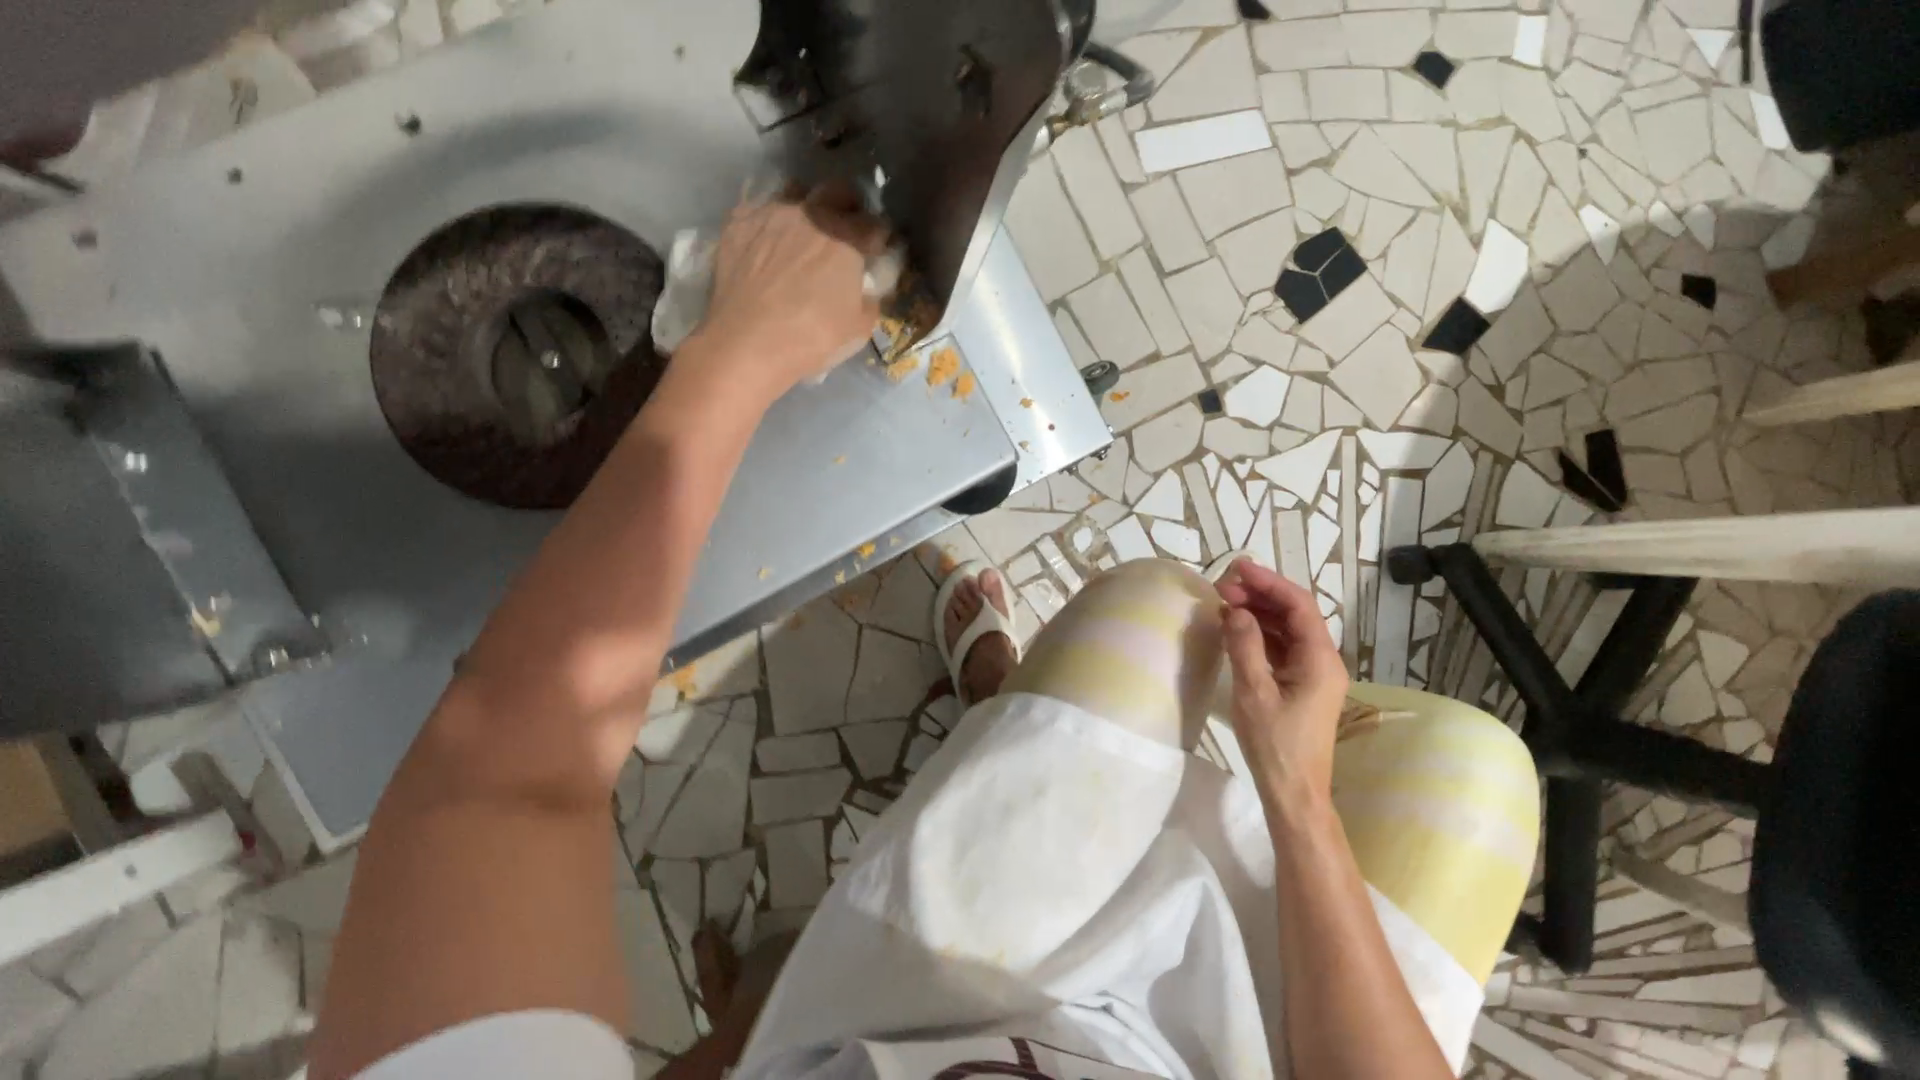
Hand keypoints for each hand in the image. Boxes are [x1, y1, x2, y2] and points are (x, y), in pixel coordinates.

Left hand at [690, 183, 889, 395]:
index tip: (875, 251)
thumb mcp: (859, 328)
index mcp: (848, 238)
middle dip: (847, 205)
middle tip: (844, 229)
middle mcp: (812, 214)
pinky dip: (768, 221)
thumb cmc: (811, 338)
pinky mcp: (738, 222)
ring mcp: (772, 213)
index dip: (878, 238)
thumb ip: (870, 298)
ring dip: (805, 205)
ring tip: (801, 230)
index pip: (875, 224)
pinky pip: (759, 208)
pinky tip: (766, 242)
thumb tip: (866, 287)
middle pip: (838, 190)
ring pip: (796, 190)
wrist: (745, 343)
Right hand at [1215, 559, 1349, 816]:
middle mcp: (1323, 661)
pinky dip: (1260, 634)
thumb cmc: (1275, 745)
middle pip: (1295, 614)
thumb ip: (1244, 647)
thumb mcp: (1253, 694)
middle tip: (1222, 587)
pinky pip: (1283, 648)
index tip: (1237, 569)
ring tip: (1225, 603)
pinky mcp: (1301, 686)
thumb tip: (1234, 610)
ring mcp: (1314, 674)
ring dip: (1259, 613)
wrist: (1294, 792)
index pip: (1298, 605)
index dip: (1268, 582)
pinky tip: (1236, 629)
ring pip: (1288, 630)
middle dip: (1260, 595)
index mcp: (1320, 660)